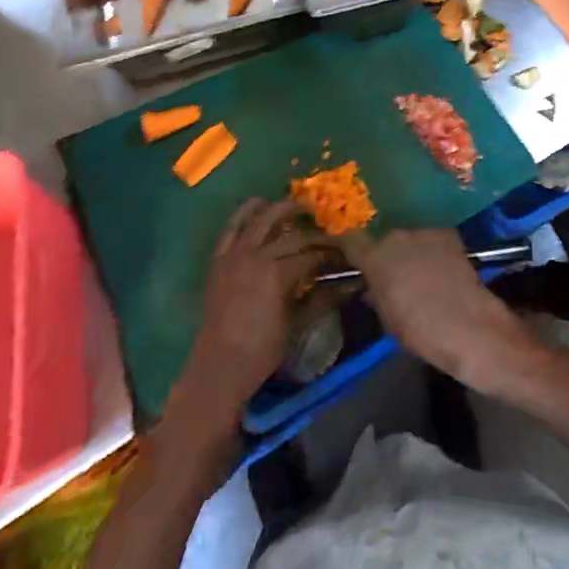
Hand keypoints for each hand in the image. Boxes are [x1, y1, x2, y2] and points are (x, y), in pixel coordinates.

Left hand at [185, 199, 326, 408]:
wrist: (220, 365)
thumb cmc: (262, 349)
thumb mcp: (296, 323)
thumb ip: (321, 299)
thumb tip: (348, 285)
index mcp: (278, 273)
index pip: (310, 256)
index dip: (328, 254)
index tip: (342, 254)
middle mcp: (256, 257)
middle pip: (290, 236)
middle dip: (311, 231)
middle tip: (326, 225)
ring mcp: (235, 255)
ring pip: (259, 221)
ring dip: (278, 209)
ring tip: (295, 203)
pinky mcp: (219, 259)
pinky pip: (231, 228)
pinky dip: (243, 213)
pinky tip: (256, 204)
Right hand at [337, 228, 535, 387]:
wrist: (469, 327)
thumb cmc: (421, 332)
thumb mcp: (388, 319)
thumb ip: (376, 296)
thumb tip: (374, 287)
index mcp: (375, 258)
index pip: (351, 241)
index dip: (351, 248)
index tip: (351, 258)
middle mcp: (397, 237)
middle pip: (384, 239)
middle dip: (385, 253)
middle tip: (391, 274)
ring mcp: (425, 233)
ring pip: (409, 238)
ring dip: (410, 251)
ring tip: (419, 272)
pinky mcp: (450, 236)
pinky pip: (432, 240)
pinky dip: (433, 250)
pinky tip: (440, 268)